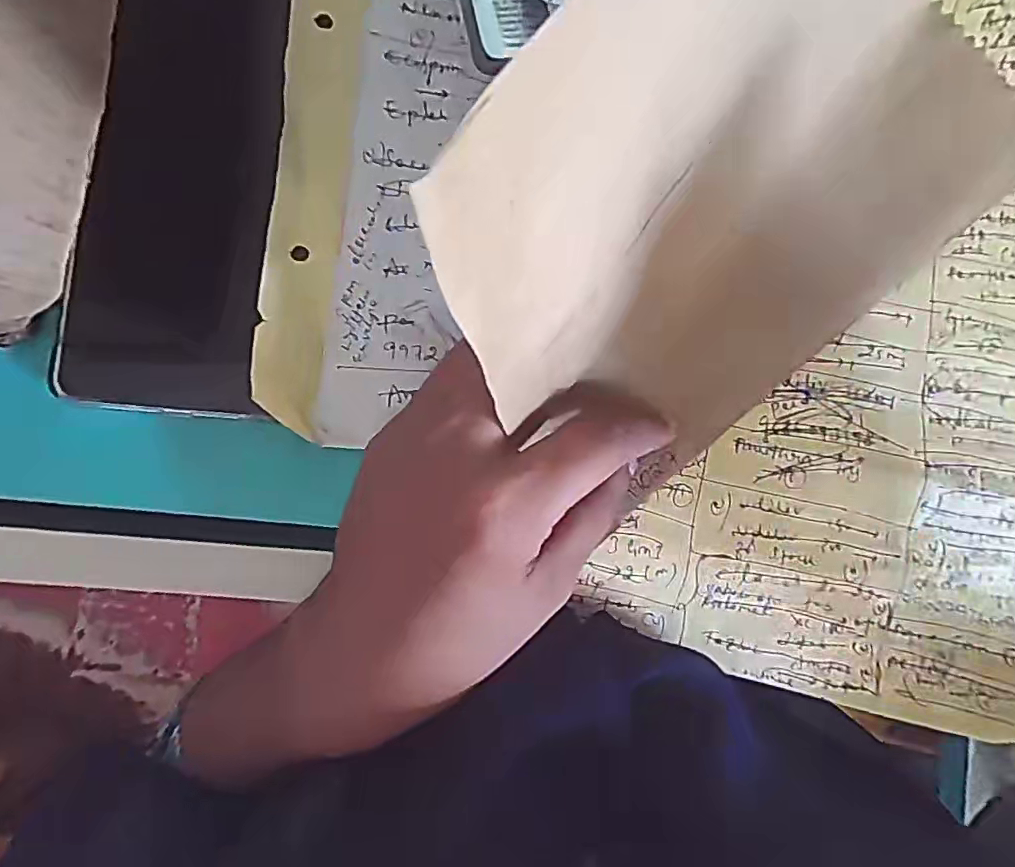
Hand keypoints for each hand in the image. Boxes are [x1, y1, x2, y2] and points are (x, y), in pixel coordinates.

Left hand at [179, 343, 670, 784]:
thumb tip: (624, 461)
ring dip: (520, 368)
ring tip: (551, 388)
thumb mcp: (547, 590)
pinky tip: (500, 416)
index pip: (590, 436)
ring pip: (478, 362)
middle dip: (571, 368)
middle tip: (601, 382)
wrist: (358, 651)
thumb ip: (592, 515)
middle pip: (524, 368)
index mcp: (506, 502)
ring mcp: (415, 432)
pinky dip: (484, 387)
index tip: (656, 423)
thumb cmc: (464, 639)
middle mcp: (458, 448)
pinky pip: (448, 387)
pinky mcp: (391, 434)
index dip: (634, 425)